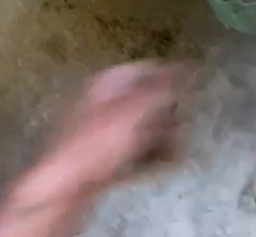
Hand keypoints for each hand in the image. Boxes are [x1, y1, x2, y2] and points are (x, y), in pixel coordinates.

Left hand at [45, 63, 185, 188]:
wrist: (67, 185)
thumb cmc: (96, 143)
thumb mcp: (134, 111)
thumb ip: (160, 89)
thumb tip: (182, 69)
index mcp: (106, 81)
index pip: (145, 69)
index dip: (168, 77)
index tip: (188, 87)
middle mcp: (102, 99)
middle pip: (143, 99)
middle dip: (166, 112)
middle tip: (183, 122)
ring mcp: (100, 128)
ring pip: (138, 125)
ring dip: (160, 135)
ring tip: (178, 145)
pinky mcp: (100, 154)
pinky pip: (131, 148)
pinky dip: (148, 153)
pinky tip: (162, 162)